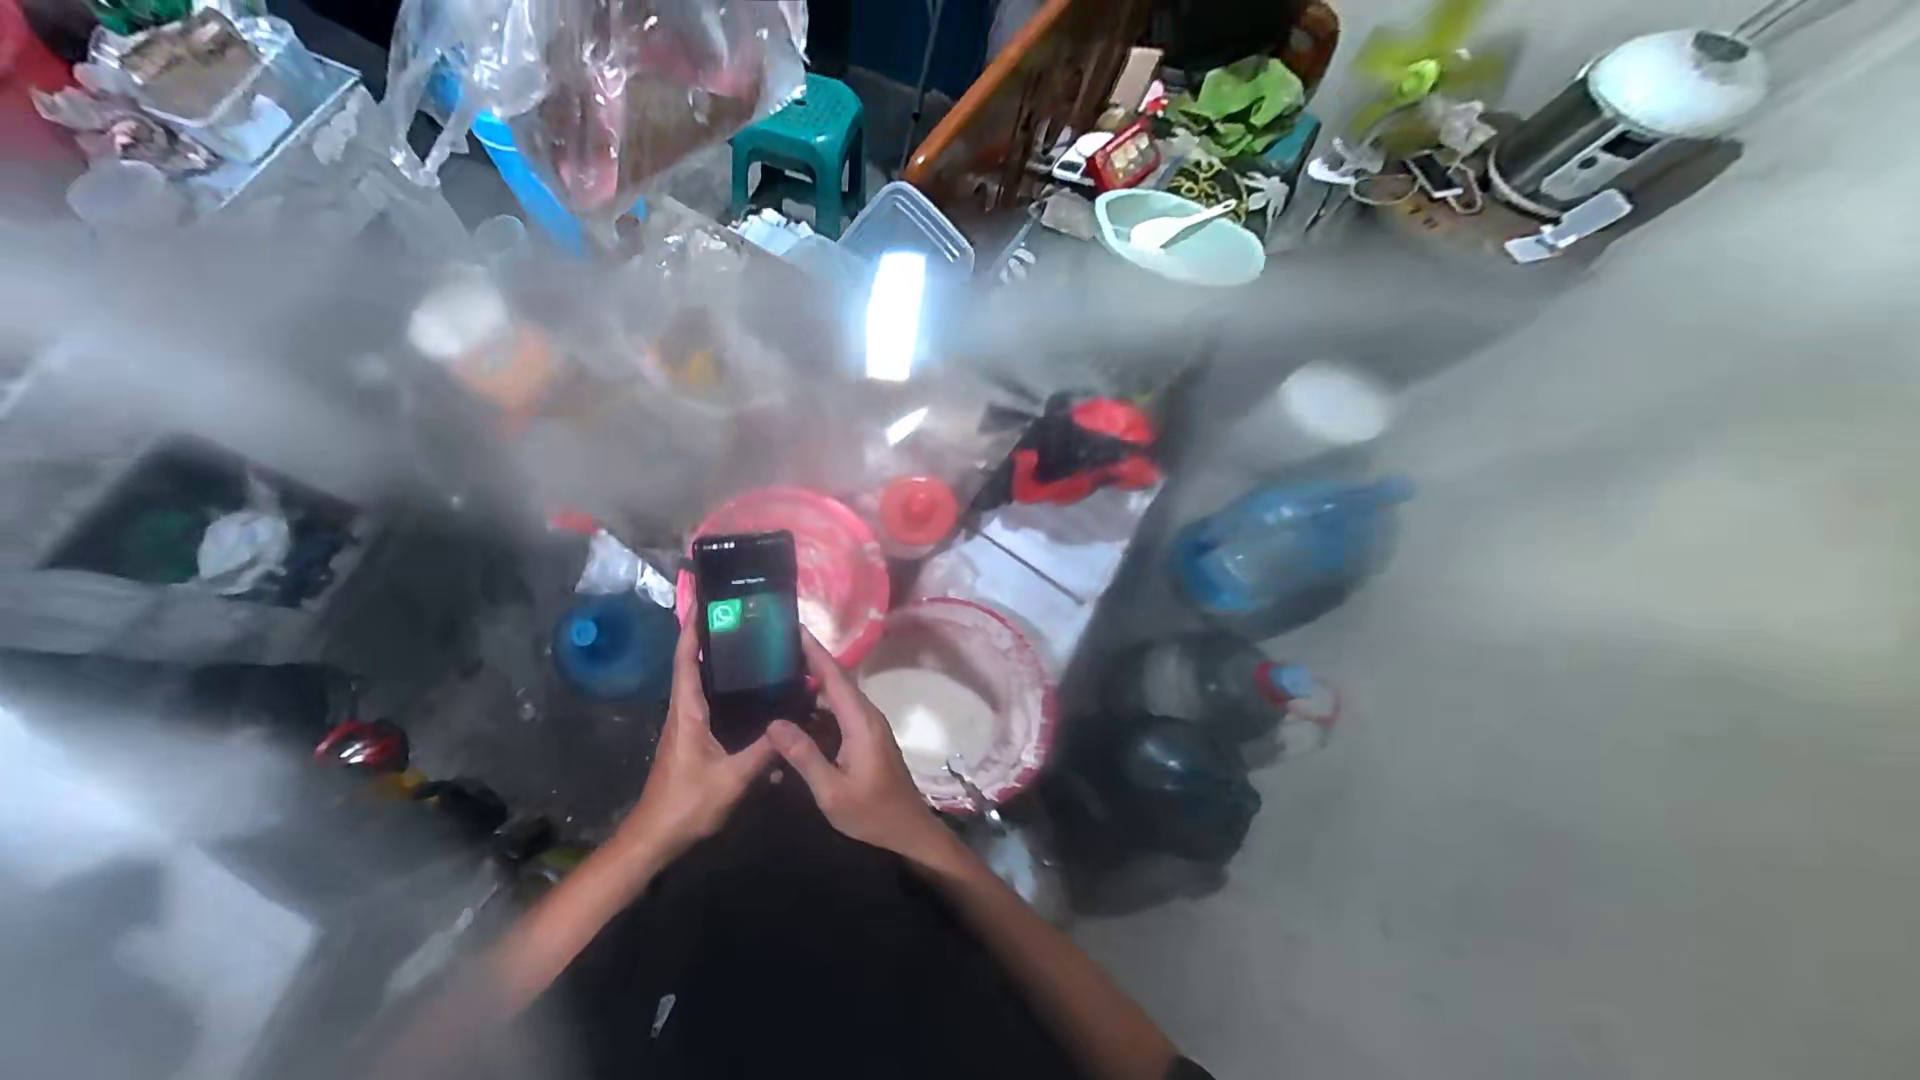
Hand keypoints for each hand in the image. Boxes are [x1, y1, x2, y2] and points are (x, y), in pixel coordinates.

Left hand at [613, 617, 775, 866]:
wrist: (655, 838)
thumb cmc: (687, 804)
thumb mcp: (732, 779)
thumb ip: (764, 752)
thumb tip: (793, 724)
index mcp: (687, 712)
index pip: (686, 661)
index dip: (692, 630)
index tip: (703, 602)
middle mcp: (683, 713)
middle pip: (693, 666)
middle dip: (710, 639)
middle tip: (740, 620)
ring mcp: (685, 727)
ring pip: (701, 685)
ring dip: (717, 665)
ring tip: (749, 649)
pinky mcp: (692, 740)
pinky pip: (708, 705)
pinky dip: (724, 691)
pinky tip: (750, 695)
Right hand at [768, 629, 952, 863]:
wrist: (907, 829)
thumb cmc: (871, 812)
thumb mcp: (831, 790)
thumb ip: (804, 756)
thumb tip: (774, 723)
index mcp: (861, 722)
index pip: (835, 677)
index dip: (815, 652)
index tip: (795, 629)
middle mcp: (867, 716)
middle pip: (836, 681)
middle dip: (809, 662)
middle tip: (775, 650)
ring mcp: (868, 726)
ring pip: (838, 696)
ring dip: (812, 684)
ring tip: (779, 674)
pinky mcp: (866, 737)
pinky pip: (840, 712)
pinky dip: (818, 706)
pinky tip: (796, 710)